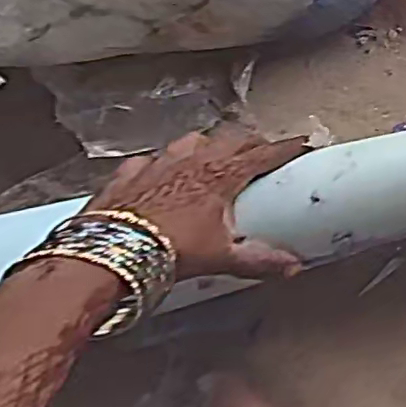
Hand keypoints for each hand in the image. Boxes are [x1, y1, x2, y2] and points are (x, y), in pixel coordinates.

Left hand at [84, 126, 306, 280]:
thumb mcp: (221, 258)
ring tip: (214, 155)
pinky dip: (159, 162)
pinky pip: (149, 159)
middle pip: (234, 138)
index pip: (266, 153)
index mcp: (224, 174)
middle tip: (263, 152)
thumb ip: (259, 260)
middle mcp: (196, 161)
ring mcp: (159, 164)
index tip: (305, 142)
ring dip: (209, 144)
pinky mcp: (127, 175)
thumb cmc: (169, 251)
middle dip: (253, 142)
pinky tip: (159, 172)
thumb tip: (295, 268)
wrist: (100, 258)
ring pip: (193, 140)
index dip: (288, 147)